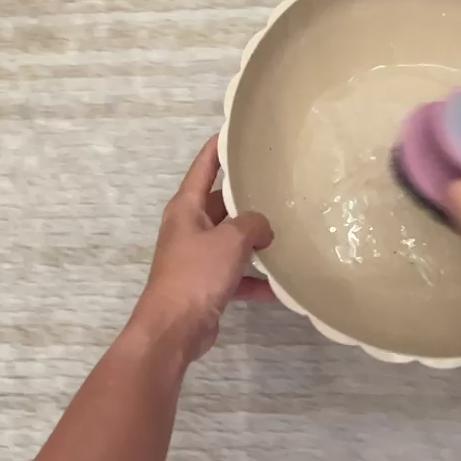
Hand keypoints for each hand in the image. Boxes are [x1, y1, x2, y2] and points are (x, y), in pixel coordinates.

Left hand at [129, 136, 274, 363]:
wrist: (174, 329)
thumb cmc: (196, 274)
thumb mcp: (230, 240)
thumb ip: (253, 224)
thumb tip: (263, 228)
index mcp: (186, 208)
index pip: (204, 166)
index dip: (219, 147)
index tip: (236, 131)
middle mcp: (189, 228)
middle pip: (220, 203)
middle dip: (246, 197)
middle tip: (277, 184)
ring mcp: (196, 257)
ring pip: (230, 239)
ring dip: (254, 240)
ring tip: (286, 230)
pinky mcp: (206, 284)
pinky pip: (235, 273)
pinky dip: (255, 278)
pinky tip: (281, 284)